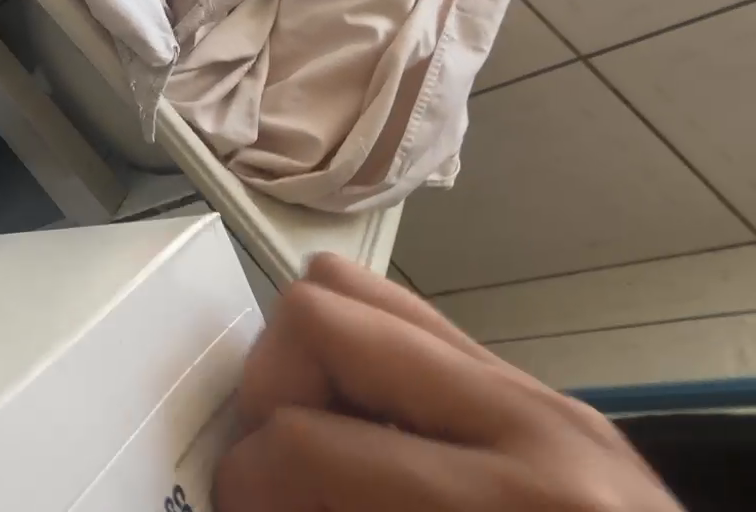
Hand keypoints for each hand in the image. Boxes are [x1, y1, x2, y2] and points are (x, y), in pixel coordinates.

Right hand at [216, 254, 681, 511]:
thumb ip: (327, 501)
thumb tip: (242, 488)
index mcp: (518, 502)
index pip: (306, 437)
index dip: (246, 479)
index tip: (237, 503)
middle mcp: (536, 423)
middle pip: (317, 318)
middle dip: (265, 392)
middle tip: (267, 459)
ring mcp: (542, 396)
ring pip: (353, 288)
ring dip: (303, 357)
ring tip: (307, 426)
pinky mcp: (539, 393)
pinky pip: (402, 319)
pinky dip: (354, 356)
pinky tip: (360, 421)